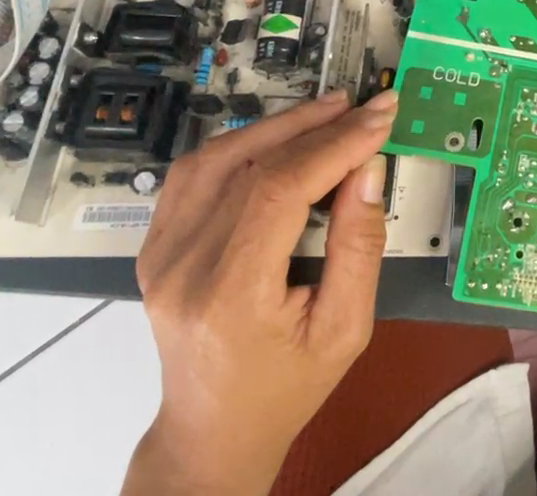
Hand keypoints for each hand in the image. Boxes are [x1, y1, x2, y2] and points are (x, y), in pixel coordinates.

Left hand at [122, 89, 396, 495]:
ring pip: (215, 157)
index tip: (380, 118)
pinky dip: (243, 142)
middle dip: (316, 126)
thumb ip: (359, 247)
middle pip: (249, 165)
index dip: (334, 145)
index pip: (280, 191)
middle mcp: (181, 266)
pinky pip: (196, 173)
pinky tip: (281, 135)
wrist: (213, 429)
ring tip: (330, 111)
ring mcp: (159, 252)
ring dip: (278, 125)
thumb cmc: (286, 388)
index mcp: (229, 295)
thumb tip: (368, 170)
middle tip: (365, 106)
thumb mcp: (346, 329)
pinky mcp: (156, 244)